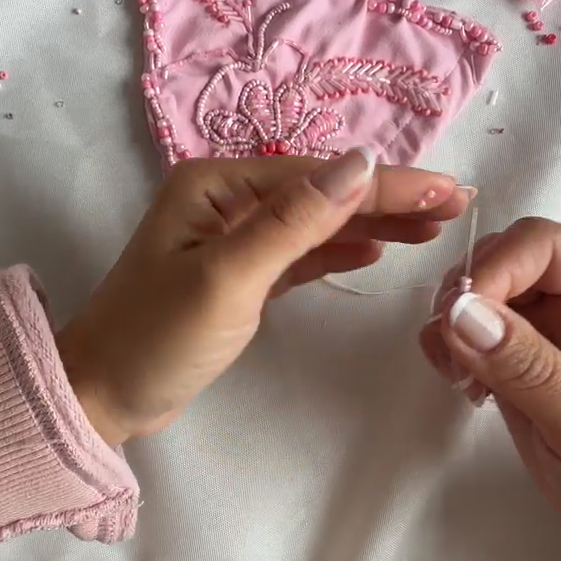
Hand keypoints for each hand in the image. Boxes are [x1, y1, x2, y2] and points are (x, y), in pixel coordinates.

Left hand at [58, 149, 468, 446]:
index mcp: (216, 185)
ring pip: (316, 224)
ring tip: (431, 227)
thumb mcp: (227, 278)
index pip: (317, 177)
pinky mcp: (240, 276)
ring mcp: (233, 238)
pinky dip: (338, 252)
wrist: (103, 397)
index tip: (449, 189)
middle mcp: (226, 201)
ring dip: (371, 224)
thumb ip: (294, 223)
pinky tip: (374, 250)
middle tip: (456, 203)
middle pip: (321, 194)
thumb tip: (361, 163)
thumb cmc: (157, 338)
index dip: (386, 182)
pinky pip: (299, 255)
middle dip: (387, 198)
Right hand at [419, 218, 560, 560]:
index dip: (493, 271)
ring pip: (474, 289)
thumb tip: (457, 312)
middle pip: (499, 258)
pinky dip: (449, 346)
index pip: (540, 244)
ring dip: (450, 326)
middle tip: (453, 359)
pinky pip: (465, 323)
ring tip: (459, 379)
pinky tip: (465, 386)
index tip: (457, 323)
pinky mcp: (518, 347)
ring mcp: (549, 317)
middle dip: (465, 300)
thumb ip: (526, 366)